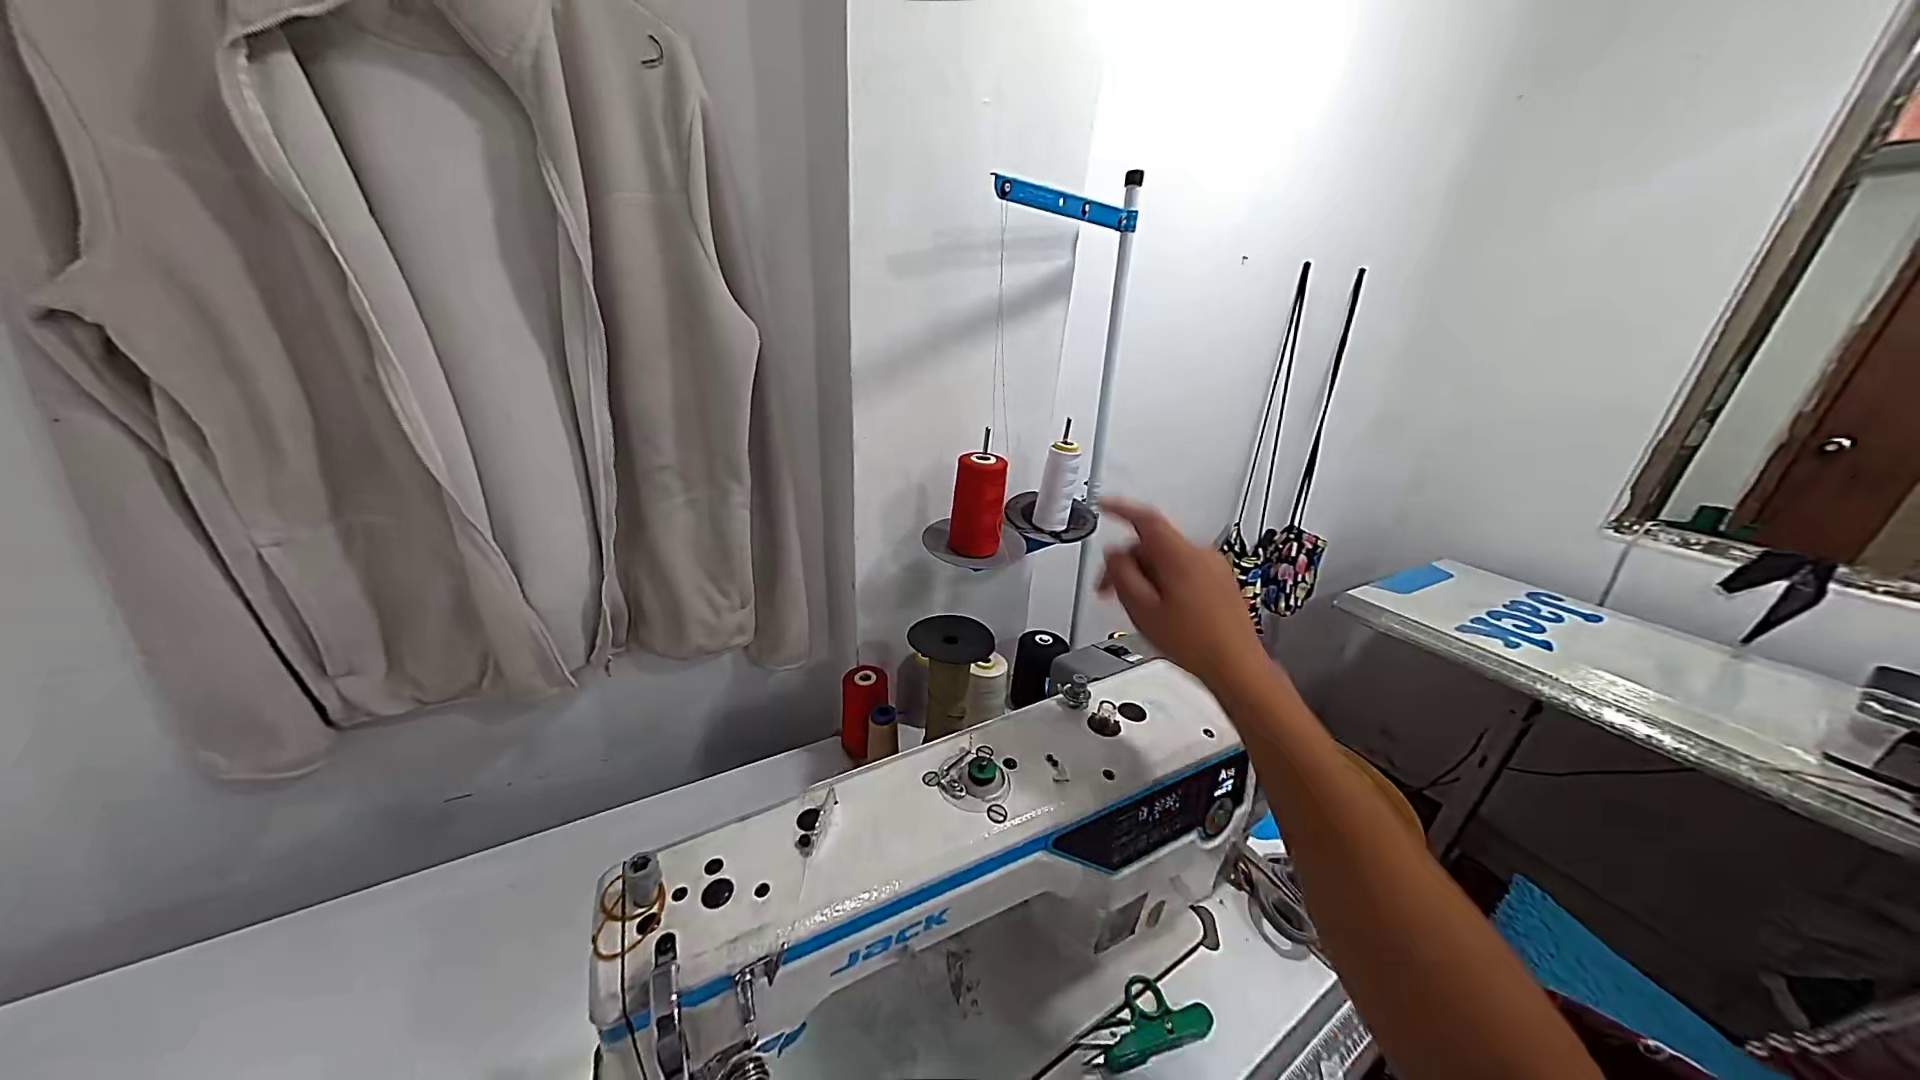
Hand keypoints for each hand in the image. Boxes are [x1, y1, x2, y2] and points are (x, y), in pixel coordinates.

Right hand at [1096, 498, 1267, 687]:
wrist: (1235, 666)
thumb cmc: (1194, 643)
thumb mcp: (1142, 608)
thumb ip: (1121, 573)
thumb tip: (1113, 554)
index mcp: (1180, 556)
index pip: (1145, 519)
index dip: (1120, 509)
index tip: (1104, 505)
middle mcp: (1200, 555)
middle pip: (1153, 543)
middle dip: (1127, 561)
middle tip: (1109, 586)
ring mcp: (1214, 568)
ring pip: (1167, 558)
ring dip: (1145, 575)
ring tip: (1136, 606)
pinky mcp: (1220, 582)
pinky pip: (1184, 570)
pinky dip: (1165, 581)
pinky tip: (1159, 609)